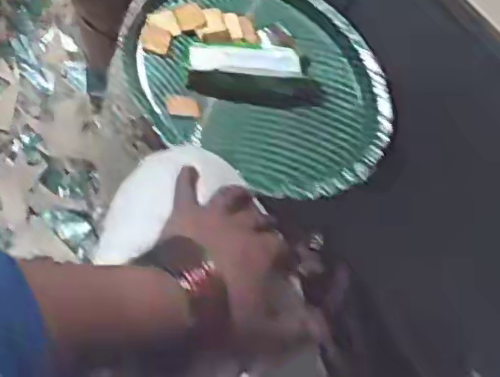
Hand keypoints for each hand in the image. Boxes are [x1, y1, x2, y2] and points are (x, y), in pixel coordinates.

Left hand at [161, 166, 315, 363]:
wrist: (179, 291)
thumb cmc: (224, 311)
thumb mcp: (267, 331)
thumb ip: (296, 328)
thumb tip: (321, 326)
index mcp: (262, 251)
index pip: (283, 245)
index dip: (289, 250)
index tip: (293, 256)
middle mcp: (239, 225)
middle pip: (258, 217)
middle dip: (267, 220)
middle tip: (271, 224)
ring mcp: (210, 214)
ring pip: (227, 195)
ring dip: (237, 193)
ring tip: (245, 192)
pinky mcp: (184, 210)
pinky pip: (184, 188)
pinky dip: (187, 177)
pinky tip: (189, 168)